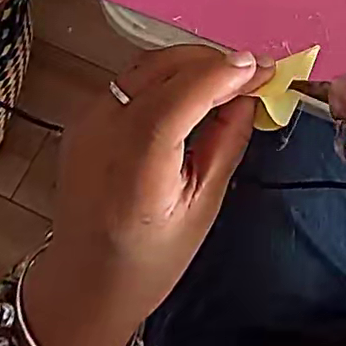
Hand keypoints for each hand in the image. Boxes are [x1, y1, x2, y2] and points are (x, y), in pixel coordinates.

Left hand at [21, 46, 264, 345]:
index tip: (262, 66)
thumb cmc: (149, 259)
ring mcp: (88, 120)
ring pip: (148, 65)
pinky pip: (134, 78)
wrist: (82, 285)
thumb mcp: (203, 205)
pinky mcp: (84, 117)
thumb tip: (249, 95)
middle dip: (214, 60)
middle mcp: (103, 132)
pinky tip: (194, 87)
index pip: (180, 97)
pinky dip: (170, 72)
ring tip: (229, 75)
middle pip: (163, 68)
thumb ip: (228, 141)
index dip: (223, 74)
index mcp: (136, 167)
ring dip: (193, 62)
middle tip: (252, 70)